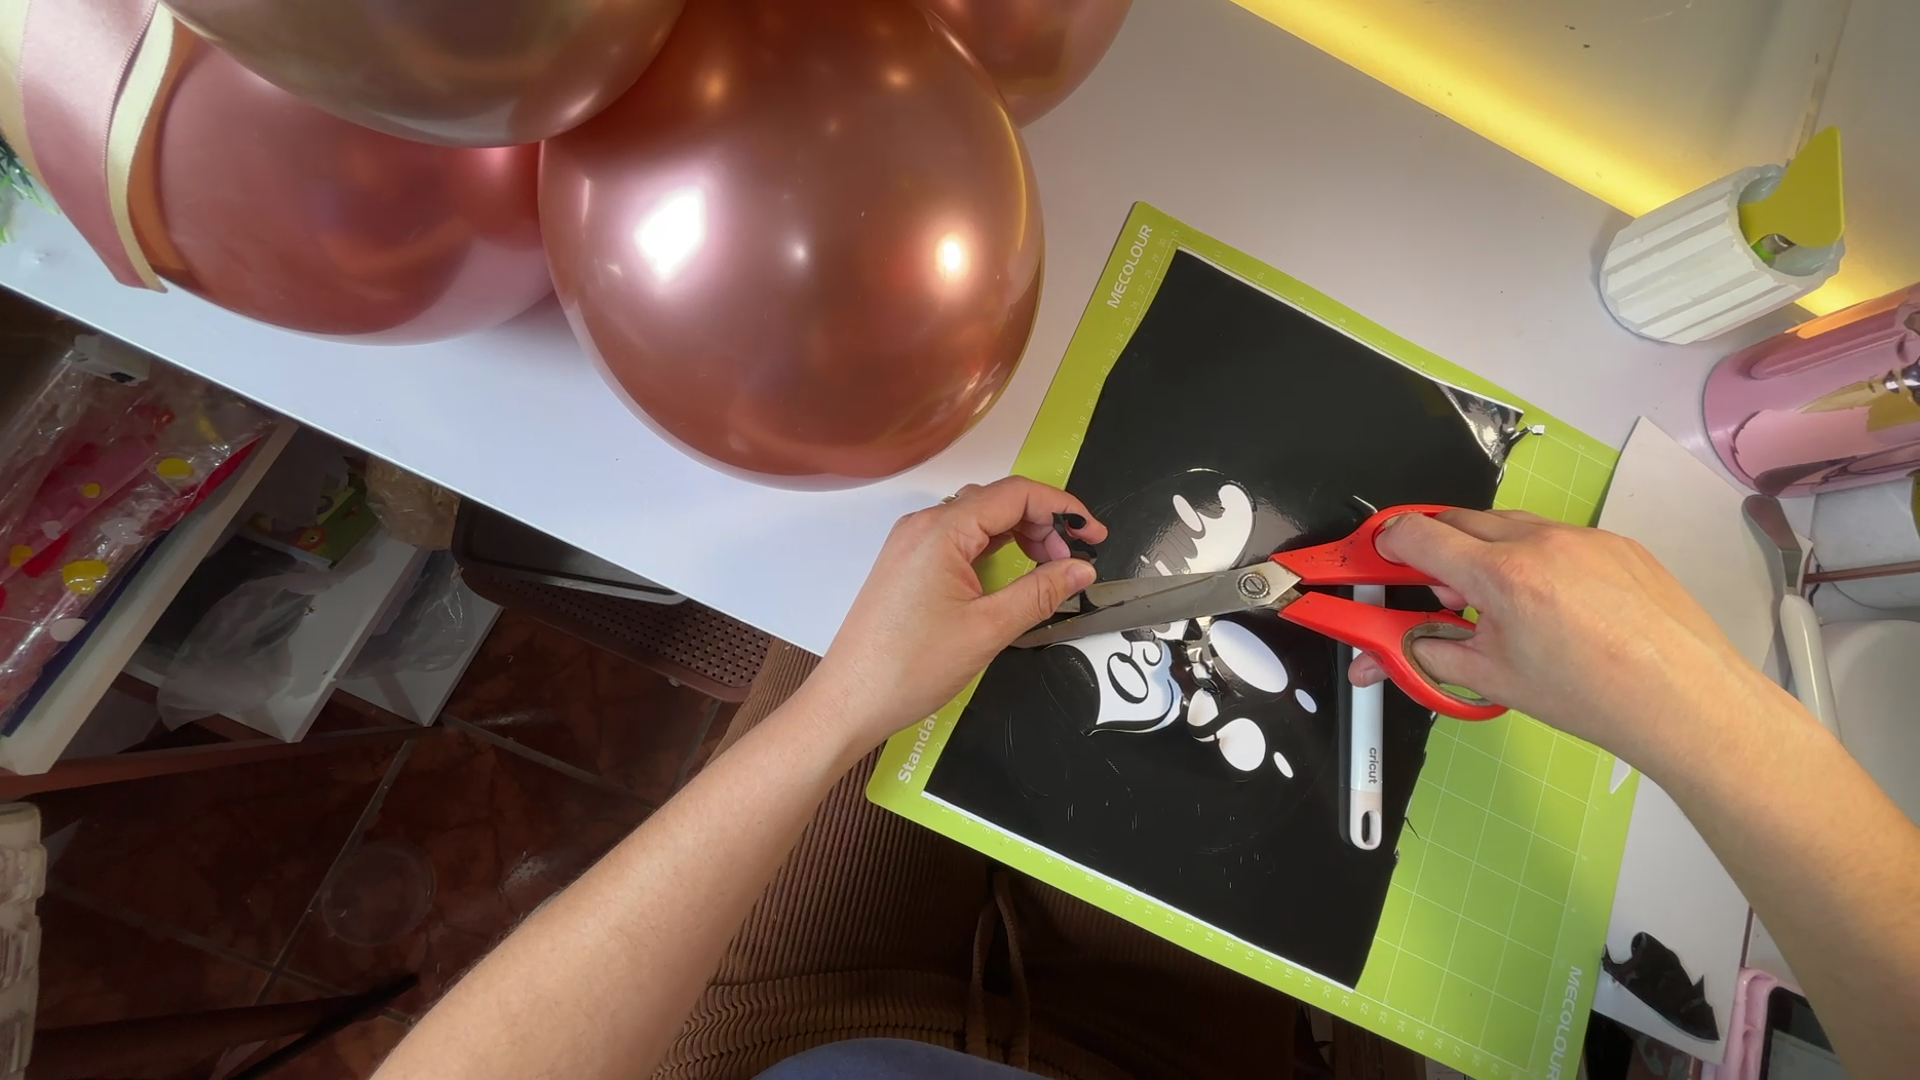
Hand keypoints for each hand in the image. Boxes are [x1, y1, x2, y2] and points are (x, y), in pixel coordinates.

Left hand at [804, 477, 1105, 754]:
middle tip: (1071, 561)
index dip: (1062, 507)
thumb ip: (1041, 592)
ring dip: (1018, 536)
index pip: (1015, 494)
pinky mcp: (907, 566)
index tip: (1094, 535)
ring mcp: (911, 545)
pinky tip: (1011, 575)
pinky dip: (992, 550)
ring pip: (977, 521)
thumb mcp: (988, 628)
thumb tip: (1082, 569)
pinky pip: (958, 541)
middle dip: (1042, 523)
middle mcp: (923, 525)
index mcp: (942, 530)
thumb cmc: (912, 667)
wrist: (849, 701)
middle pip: (996, 502)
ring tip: (1047, 568)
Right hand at [1348, 509, 1757, 767]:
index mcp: (1501, 575)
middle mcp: (1539, 542)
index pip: (1415, 533)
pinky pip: (1550, 533)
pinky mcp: (1615, 542)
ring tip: (1495, 598)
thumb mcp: (1487, 677)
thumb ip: (1419, 655)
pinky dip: (1528, 554)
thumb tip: (1372, 659)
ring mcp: (1582, 537)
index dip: (1386, 542)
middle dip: (1432, 546)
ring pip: (1502, 522)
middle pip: (1453, 518)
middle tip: (1438, 591)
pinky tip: (1546, 599)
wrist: (1691, 705)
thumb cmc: (1590, 695)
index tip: (1380, 557)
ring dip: (1479, 548)